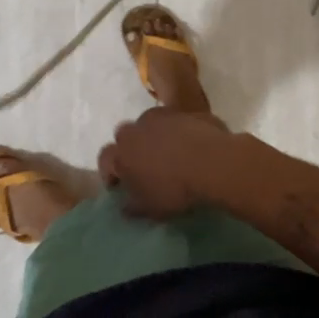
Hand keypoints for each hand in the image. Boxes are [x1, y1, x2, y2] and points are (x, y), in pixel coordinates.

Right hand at [97, 107, 240, 217]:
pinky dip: (177, 130)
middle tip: (144, 167)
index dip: (110, 171)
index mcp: (123, 152)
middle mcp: (138, 127)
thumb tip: (125, 204)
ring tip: (169, 154)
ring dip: (154, 135)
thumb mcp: (148, 209)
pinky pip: (175, 120)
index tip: (120, 185)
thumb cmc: (174, 190)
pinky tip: (190, 144)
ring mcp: (163, 115)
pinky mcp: (186, 110)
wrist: (212, 162)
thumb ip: (131, 206)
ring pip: (150, 123)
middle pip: (126, 135)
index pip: (105, 157)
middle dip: (131, 148)